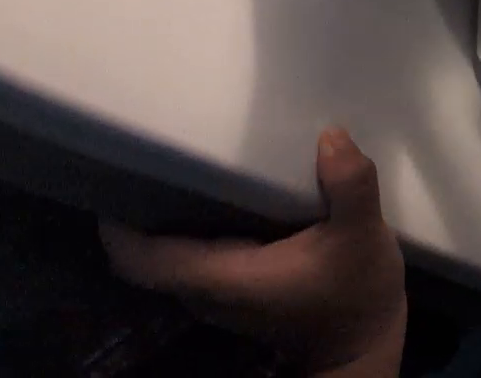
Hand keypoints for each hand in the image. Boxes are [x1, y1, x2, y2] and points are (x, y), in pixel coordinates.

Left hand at [100, 129, 405, 376]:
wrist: (364, 345)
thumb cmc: (355, 292)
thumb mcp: (362, 234)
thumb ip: (349, 185)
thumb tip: (330, 135)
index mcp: (223, 277)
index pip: (144, 260)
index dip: (120, 225)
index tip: (116, 175)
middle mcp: (208, 290)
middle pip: (153, 254)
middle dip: (149, 205)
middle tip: (161, 147)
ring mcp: (223, 294)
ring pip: (176, 254)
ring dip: (177, 213)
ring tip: (196, 157)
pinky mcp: (242, 288)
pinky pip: (202, 254)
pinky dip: (205, 222)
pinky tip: (236, 188)